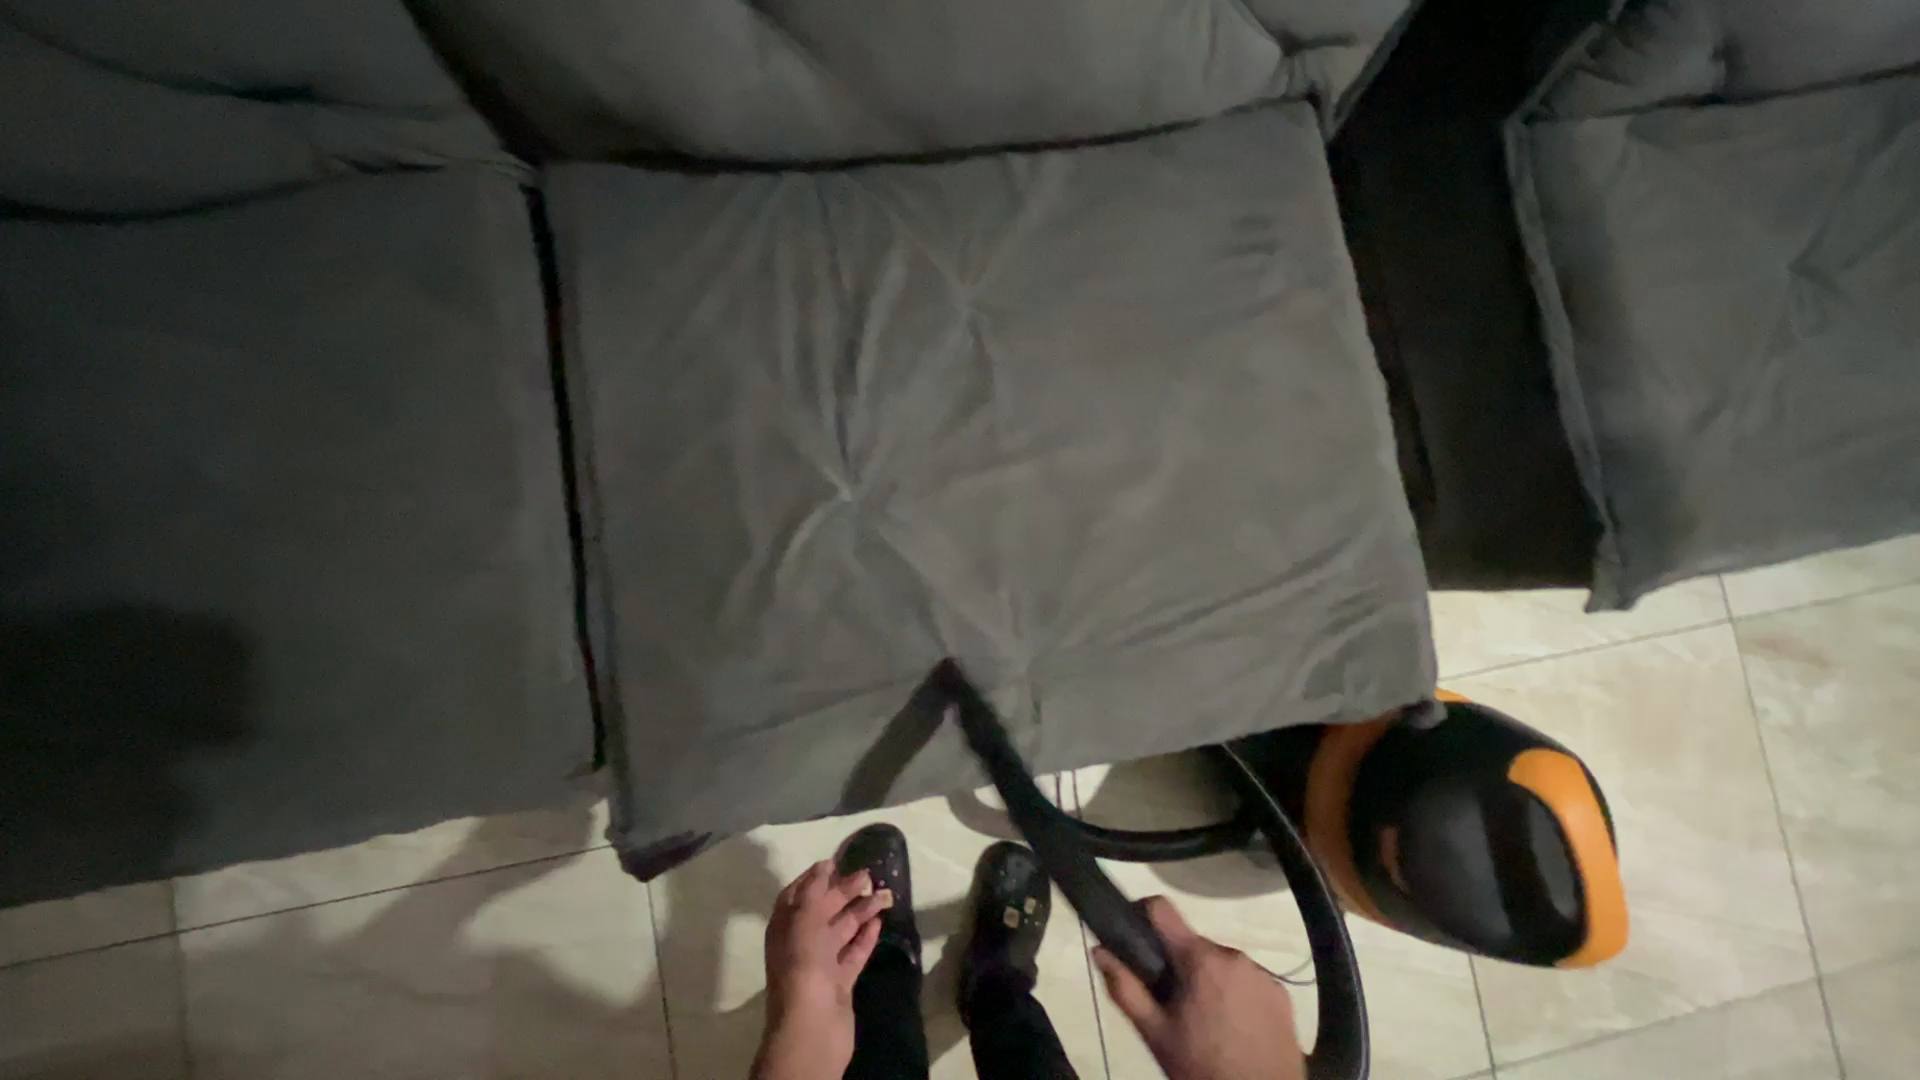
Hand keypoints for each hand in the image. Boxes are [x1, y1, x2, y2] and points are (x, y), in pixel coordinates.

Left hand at [751, 860, 894, 1079]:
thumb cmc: (803, 964)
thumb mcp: (803, 918)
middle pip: (823, 909)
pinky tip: (879, 922)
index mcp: (785, 926)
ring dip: (861, 910)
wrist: (812, 1027)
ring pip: (842, 929)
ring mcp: (820, 964)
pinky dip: (865, 937)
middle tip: (869, 874)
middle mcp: (800, 942)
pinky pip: (853, 952)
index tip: (837, 861)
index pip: (797, 893)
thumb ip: (814, 889)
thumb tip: (824, 865)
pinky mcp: (840, 982)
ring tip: (885, 894)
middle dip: (844, 890)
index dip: (815, 877)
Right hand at [1093, 896, 1305, 1079]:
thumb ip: (1125, 989)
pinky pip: (1247, 980)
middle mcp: (1233, 954)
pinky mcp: (1282, 994)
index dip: (1143, 914)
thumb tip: (1099, 950)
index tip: (1134, 936)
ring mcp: (1262, 973)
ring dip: (1208, 979)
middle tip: (1173, 1004)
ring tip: (1206, 1022)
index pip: (1162, 909)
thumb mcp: (1156, 1035)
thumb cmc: (1203, 1071)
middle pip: (1192, 944)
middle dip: (1179, 965)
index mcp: (1199, 959)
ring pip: (1220, 963)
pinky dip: (1235, 993)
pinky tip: (1234, 1029)